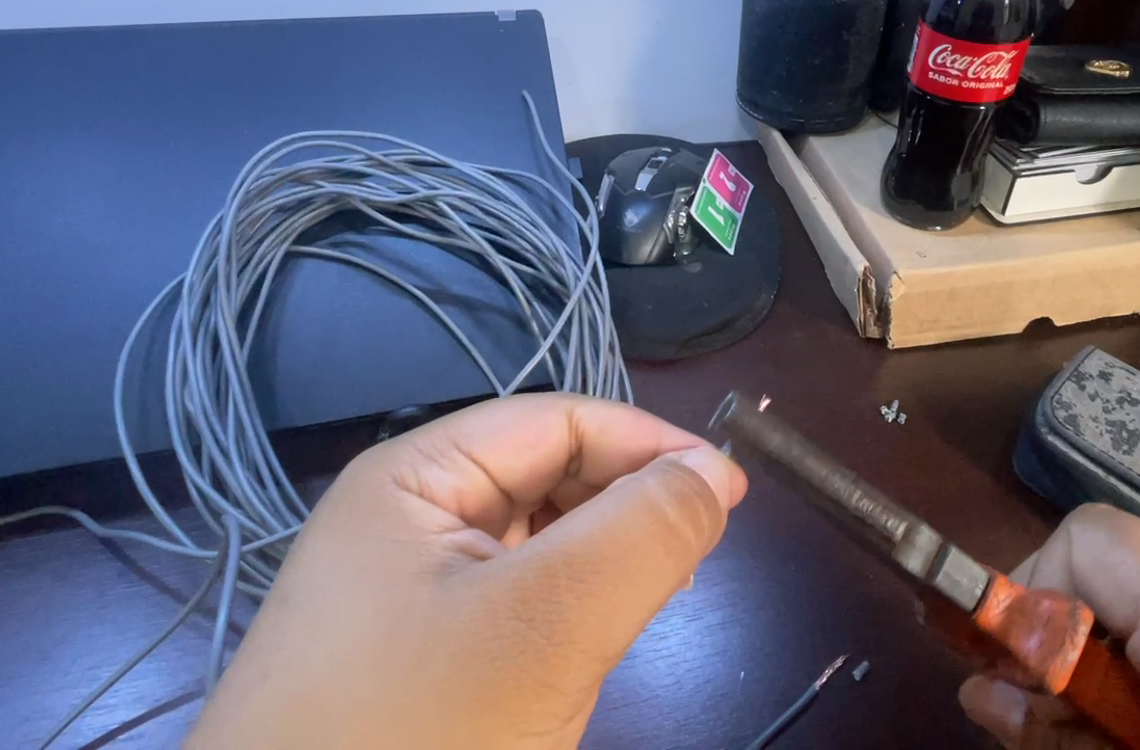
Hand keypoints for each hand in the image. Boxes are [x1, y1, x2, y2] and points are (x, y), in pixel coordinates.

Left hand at [185, 392, 745, 749]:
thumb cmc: (415, 741)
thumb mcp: (545, 627)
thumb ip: (641, 534)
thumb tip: (714, 472)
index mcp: (418, 476)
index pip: (558, 421)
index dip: (647, 443)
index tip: (728, 490)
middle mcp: (411, 516)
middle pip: (549, 473)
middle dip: (624, 504)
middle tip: (693, 554)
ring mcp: (413, 587)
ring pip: (542, 539)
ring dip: (603, 558)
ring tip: (649, 597)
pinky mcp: (425, 649)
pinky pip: (519, 599)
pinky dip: (571, 610)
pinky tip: (590, 645)